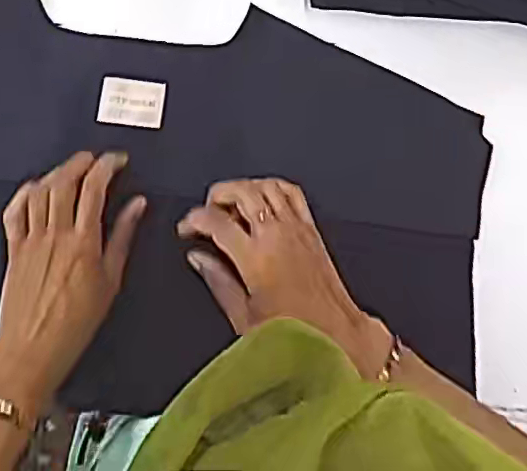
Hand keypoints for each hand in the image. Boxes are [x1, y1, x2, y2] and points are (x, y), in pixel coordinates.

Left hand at [0, 152, 146, 415]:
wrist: (30, 355)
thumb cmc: (73, 326)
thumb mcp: (110, 282)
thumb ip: (123, 237)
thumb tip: (137, 205)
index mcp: (83, 243)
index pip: (94, 187)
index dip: (107, 165)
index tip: (117, 160)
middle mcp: (56, 235)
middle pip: (64, 180)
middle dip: (81, 162)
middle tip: (94, 159)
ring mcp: (31, 240)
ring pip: (40, 190)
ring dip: (56, 172)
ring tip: (70, 170)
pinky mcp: (14, 248)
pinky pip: (14, 210)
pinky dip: (25, 192)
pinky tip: (36, 188)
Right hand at [177, 178, 391, 377]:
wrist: (339, 340)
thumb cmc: (296, 338)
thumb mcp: (245, 318)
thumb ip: (218, 281)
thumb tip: (199, 258)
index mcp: (256, 257)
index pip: (216, 221)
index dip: (195, 219)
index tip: (187, 227)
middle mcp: (276, 234)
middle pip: (240, 192)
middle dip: (217, 195)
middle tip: (206, 212)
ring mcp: (295, 227)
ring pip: (265, 185)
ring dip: (243, 188)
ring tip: (231, 203)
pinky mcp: (311, 228)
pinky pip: (291, 192)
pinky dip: (272, 187)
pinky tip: (263, 197)